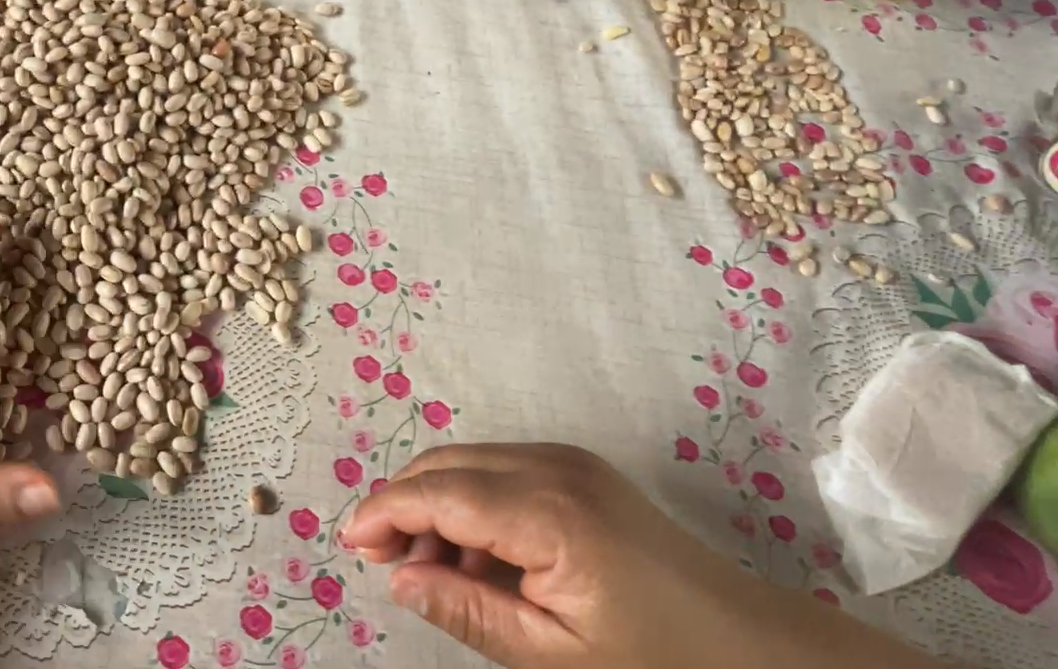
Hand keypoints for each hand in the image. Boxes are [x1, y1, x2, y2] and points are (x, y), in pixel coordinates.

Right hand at [342, 443, 944, 668]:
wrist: (759, 648)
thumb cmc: (658, 661)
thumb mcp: (557, 657)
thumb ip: (467, 611)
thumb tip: (397, 578)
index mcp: (547, 511)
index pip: (438, 494)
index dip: (385, 511)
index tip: (350, 541)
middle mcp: (550, 464)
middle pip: (443, 464)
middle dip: (401, 503)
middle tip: (381, 558)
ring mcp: (565, 459)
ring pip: (465, 461)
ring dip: (431, 503)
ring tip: (428, 567)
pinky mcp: (574, 467)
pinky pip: (495, 468)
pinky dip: (465, 501)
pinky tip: (472, 553)